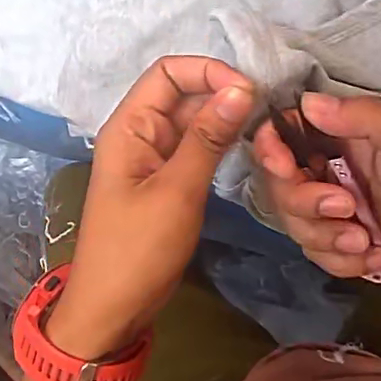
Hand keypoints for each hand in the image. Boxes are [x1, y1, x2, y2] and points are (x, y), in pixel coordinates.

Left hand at [48, 56, 254, 358]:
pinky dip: (219, 140)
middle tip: (268, 109)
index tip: (249, 90)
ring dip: (224, 116)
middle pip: (182, 92)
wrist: (113, 309)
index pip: (168, 72)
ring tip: (264, 124)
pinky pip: (195, 145)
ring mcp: (153, 156)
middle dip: (221, 92)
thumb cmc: (137, 250)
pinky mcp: (167, 178)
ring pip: (192, 119)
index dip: (208, 71)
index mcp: (129, 126)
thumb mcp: (177, 191)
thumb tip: (241, 88)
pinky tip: (247, 144)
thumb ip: (208, 138)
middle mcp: (139, 132)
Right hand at [253, 92, 380, 323]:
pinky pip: (315, 253)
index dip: (276, 141)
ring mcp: (342, 213)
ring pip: (294, 219)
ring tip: (369, 243)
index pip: (298, 127)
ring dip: (326, 235)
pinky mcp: (345, 251)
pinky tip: (380, 261)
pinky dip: (342, 261)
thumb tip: (308, 102)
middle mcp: (343, 171)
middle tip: (344, 209)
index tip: (279, 162)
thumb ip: (376, 122)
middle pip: (284, 178)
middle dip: (303, 198)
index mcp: (361, 138)